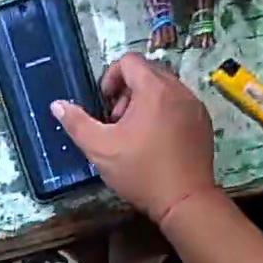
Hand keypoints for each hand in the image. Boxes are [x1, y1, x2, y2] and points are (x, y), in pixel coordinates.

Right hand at [52, 53, 218, 223]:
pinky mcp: (204, 124)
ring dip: (145, 103)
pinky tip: (156, 143)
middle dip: (127, 91)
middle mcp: (179, 91)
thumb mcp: (100, 149)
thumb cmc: (141, 172)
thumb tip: (57, 105)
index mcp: (154, 90)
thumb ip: (77, 123)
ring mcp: (195, 107)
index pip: (129, 61)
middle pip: (148, 73)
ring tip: (136, 134)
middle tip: (118, 122)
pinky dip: (164, 114)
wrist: (185, 201)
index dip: (110, 78)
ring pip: (165, 89)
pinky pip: (180, 105)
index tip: (106, 105)